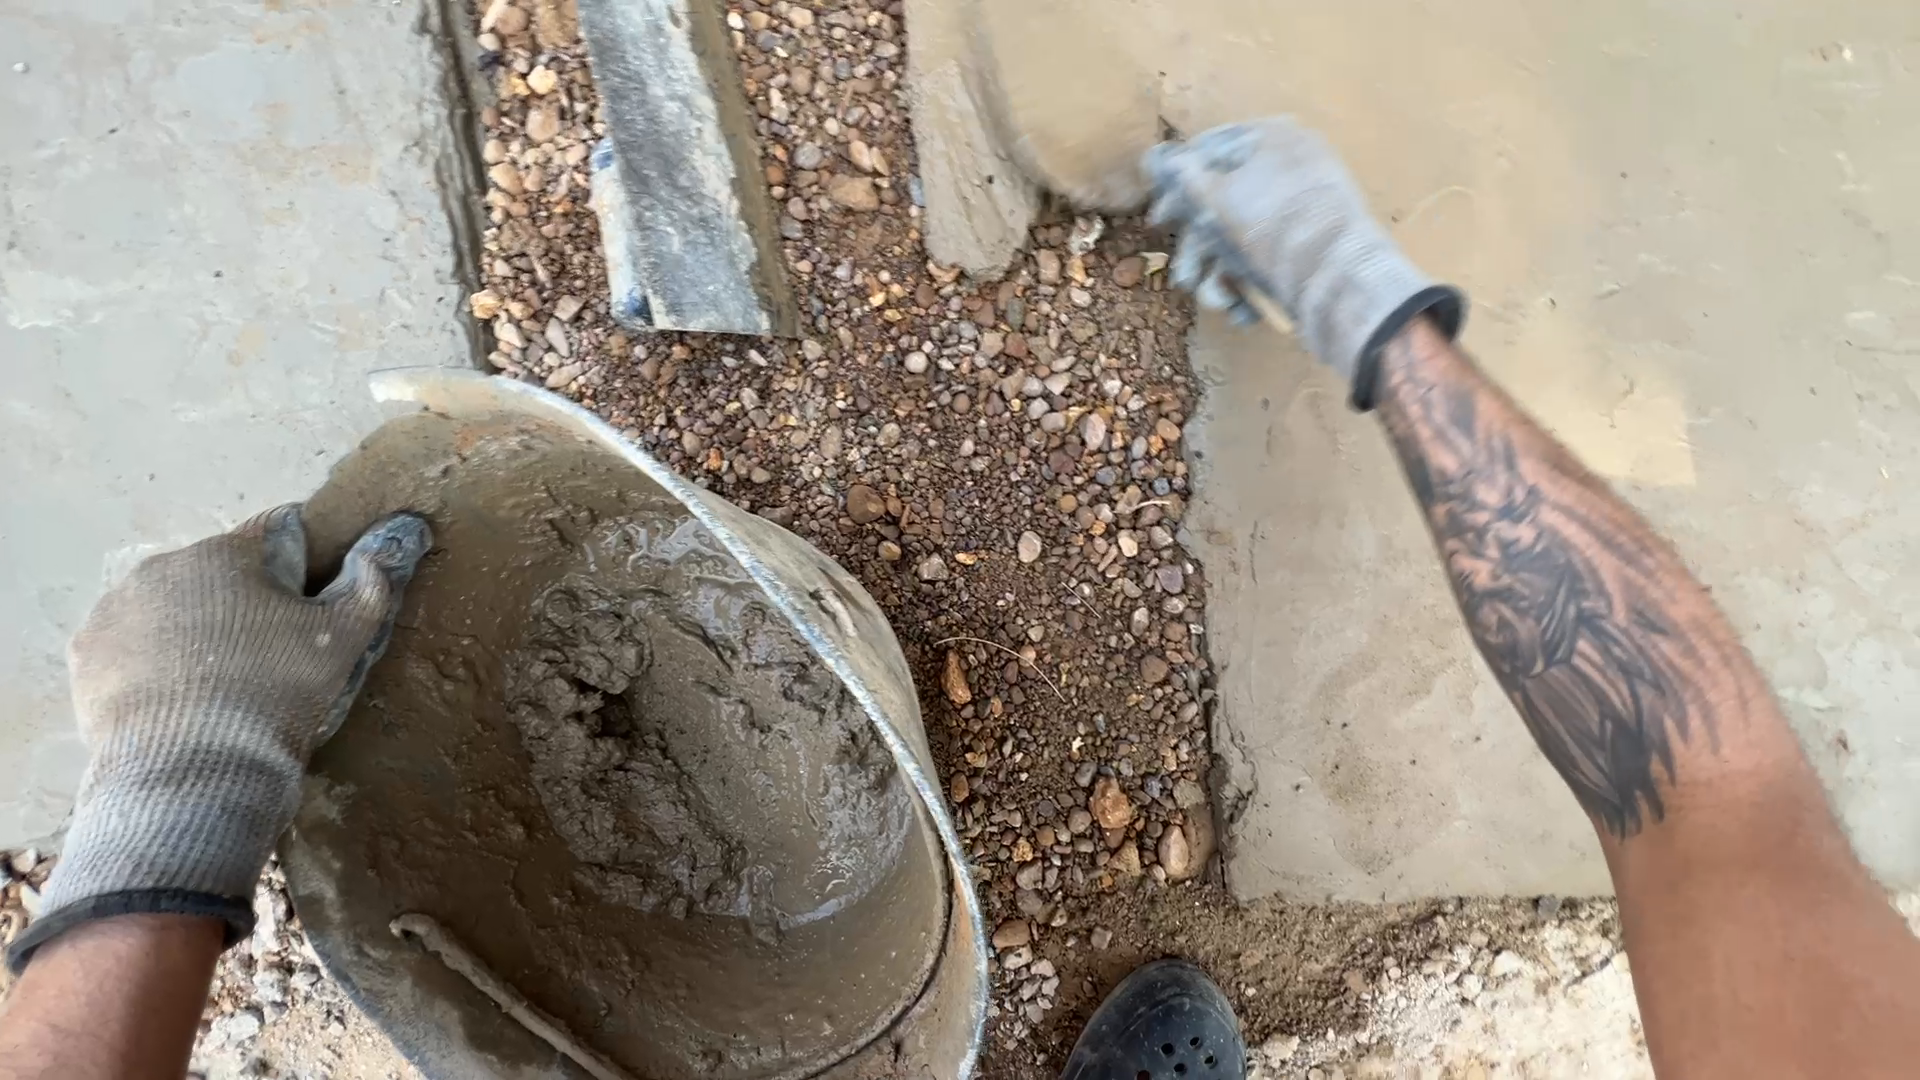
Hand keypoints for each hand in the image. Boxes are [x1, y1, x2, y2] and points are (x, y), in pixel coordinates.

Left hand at [5, 507, 430, 971]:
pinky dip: (164, 647)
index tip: (314, 586)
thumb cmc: (282, 684)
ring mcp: (114, 609)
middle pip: (222, 566)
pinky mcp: (87, 650)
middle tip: (277, 633)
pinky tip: (192, 679)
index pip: (273, 531)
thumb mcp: (348, 636)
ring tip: (232, 662)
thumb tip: (374, 556)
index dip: (303, 555)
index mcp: (225, 554)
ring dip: (205, 616)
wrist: (197, 759)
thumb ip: (370, 587)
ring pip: (178, 598)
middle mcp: (160, 568)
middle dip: (249, 589)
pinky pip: (138, 634)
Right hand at [1143, 116, 1465, 408]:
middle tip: (1185, 279)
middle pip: (1221, 205)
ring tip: (1219, 302)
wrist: (1337, 281)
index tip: (1160, 221)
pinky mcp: (1305, 249)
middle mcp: (1287, 169)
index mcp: (1273, 140)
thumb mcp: (1217, 200)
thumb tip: (1153, 158)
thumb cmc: (1272, 230)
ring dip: (1218, 278)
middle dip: (1198, 252)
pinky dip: (1247, 287)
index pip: (1211, 151)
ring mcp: (1299, 210)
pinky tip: (1245, 310)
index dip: (1178, 188)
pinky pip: (1263, 261)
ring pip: (1238, 241)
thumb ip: (1182, 179)